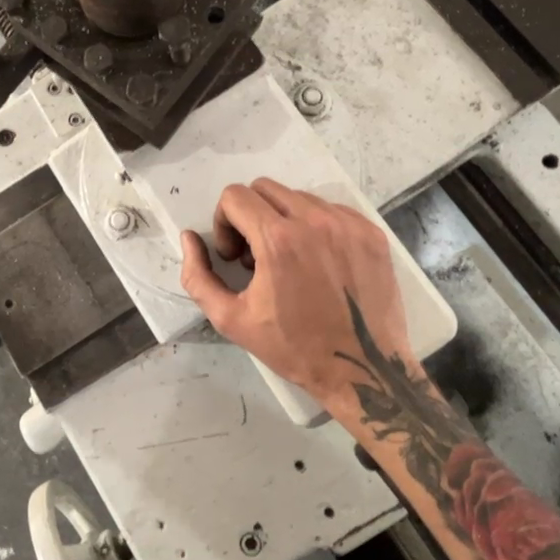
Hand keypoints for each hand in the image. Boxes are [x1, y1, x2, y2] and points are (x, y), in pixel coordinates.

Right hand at [179, 179, 413, 400]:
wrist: (364, 370)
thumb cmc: (293, 348)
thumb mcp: (231, 319)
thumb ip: (198, 276)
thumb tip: (188, 238)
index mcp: (278, 240)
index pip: (235, 197)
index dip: (224, 224)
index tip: (234, 257)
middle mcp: (315, 221)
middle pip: (264, 189)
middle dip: (249, 217)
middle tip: (255, 258)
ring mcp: (348, 225)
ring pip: (298, 197)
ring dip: (282, 220)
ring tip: (288, 262)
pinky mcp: (371, 233)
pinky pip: (331, 210)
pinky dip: (315, 227)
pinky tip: (317, 263)